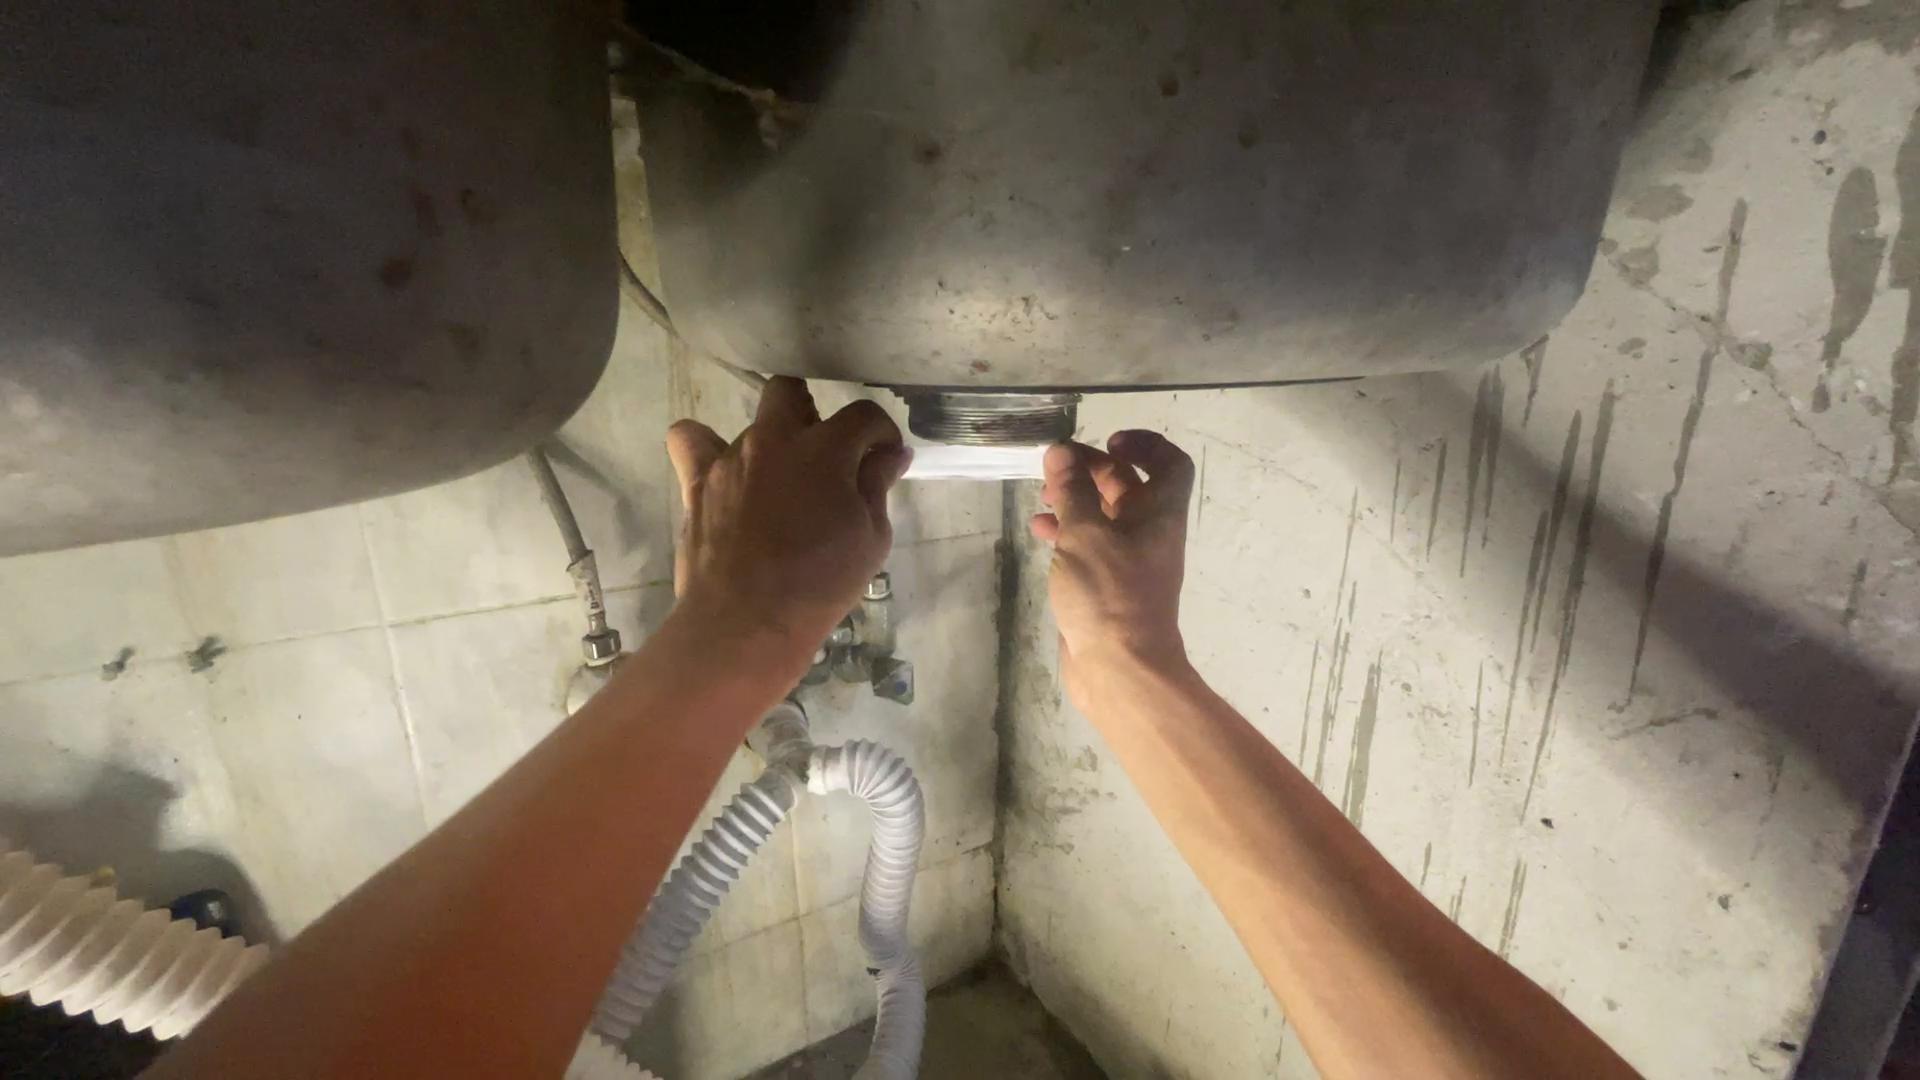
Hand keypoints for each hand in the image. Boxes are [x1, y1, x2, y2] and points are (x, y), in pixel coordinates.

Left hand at [665, 377, 911, 659]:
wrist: (748, 622)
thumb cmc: (822, 583)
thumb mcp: (871, 537)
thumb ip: (878, 484)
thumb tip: (891, 453)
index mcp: (825, 448)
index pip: (864, 415)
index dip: (881, 434)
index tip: (884, 461)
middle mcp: (774, 438)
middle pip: (792, 392)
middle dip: (815, 415)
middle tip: (827, 460)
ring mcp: (731, 456)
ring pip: (752, 424)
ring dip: (773, 445)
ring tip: (782, 487)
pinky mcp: (697, 481)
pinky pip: (690, 440)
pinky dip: (708, 448)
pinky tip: (726, 474)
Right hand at [1032, 431, 1194, 701]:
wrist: (1120, 669)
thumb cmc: (1108, 594)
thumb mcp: (1085, 533)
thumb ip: (1072, 490)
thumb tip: (1062, 453)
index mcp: (1159, 515)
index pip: (1169, 464)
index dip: (1144, 444)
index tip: (1107, 439)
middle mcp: (1149, 534)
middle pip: (1128, 487)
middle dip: (1093, 470)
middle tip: (1056, 467)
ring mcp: (1128, 562)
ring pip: (1104, 516)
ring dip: (1076, 500)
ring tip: (1043, 497)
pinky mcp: (1106, 586)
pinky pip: (1089, 546)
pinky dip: (1067, 533)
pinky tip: (1039, 532)